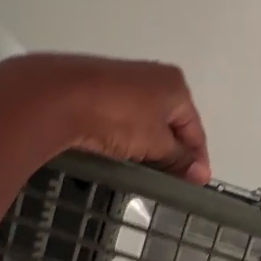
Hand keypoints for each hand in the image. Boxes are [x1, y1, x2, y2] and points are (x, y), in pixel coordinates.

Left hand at [0, 52, 211, 183]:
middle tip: (170, 180)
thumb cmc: (119, 117)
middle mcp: (153, 76)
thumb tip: (201, 174)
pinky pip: (123, 118)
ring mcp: (123, 80)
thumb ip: (180, 159)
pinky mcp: (98, 88)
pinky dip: (126, 137)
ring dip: (148, 146)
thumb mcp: (157, 144)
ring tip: (144, 170)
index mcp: (175, 85)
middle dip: (172, 152)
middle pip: (172, 124)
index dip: (197, 159)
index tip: (196, 184)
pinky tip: (120, 153)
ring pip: (146, 121)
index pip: (195, 129)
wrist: (59, 97)